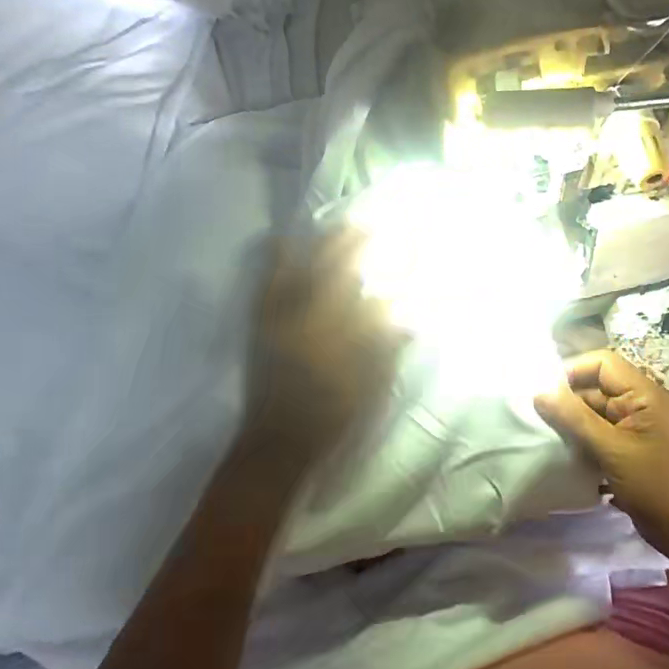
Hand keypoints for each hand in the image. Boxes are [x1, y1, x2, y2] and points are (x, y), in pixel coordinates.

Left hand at [242, 227, 402, 468]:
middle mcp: (308, 320)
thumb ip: (385, 354)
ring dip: (316, 246)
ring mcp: (281, 321)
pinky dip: (274, 263)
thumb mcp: (367, 392)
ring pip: (298, 271)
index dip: (383, 277)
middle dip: (348, 246)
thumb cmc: (329, 421)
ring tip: (331, 229)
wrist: (276, 442)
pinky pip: (266, 286)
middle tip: (363, 227)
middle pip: (331, 272)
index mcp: (339, 337)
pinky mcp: (262, 326)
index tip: (395, 254)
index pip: (365, 295)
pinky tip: (280, 244)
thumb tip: (406, 322)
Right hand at [533, 350, 668, 548]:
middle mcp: (644, 405)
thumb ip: (574, 418)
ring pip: (597, 410)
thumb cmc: (656, 487)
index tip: (545, 391)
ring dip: (574, 420)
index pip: (604, 363)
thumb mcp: (611, 450)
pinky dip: (583, 437)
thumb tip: (539, 393)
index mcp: (648, 396)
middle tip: (539, 416)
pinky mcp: (633, 449)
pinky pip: (602, 431)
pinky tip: (565, 450)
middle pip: (598, 386)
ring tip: (548, 433)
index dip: (573, 370)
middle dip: (568, 398)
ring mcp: (640, 428)